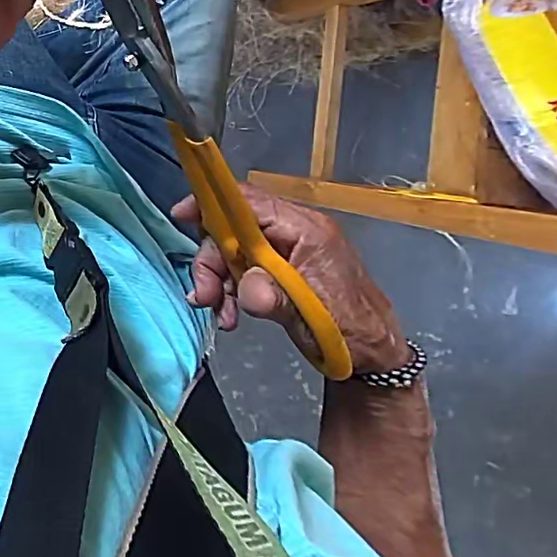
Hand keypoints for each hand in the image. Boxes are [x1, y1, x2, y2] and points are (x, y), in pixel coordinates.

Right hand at [171, 186, 409, 373]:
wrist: (375, 355)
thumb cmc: (351, 331)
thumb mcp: (311, 316)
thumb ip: (276, 299)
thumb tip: (245, 290)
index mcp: (305, 230)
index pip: (249, 201)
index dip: (212, 204)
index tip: (181, 215)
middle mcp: (293, 231)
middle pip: (232, 229)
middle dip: (211, 261)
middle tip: (204, 295)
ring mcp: (285, 248)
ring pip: (232, 250)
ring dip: (218, 280)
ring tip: (220, 312)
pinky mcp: (279, 266)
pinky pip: (242, 266)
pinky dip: (229, 288)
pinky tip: (229, 313)